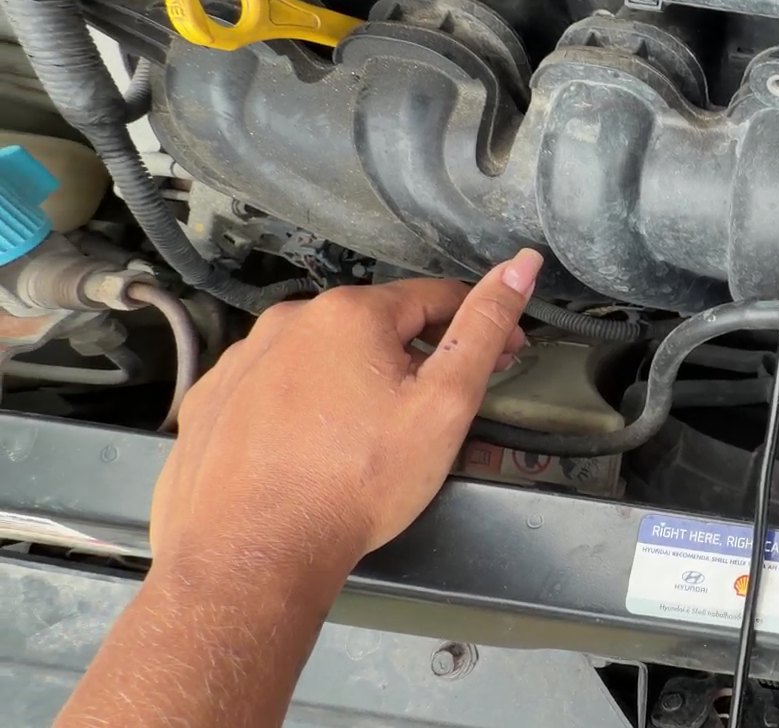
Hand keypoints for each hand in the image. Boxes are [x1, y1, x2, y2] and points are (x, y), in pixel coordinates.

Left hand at [148, 250, 542, 586]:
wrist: (252, 562)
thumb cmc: (361, 479)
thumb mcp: (449, 398)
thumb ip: (486, 324)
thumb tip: (522, 264)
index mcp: (350, 314)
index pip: (440, 297)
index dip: (481, 326)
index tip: (502, 360)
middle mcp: (287, 323)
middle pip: (385, 322)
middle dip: (426, 351)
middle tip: (449, 400)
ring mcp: (240, 363)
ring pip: (333, 350)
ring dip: (369, 371)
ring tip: (386, 425)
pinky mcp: (209, 404)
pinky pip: (283, 381)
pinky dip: (315, 396)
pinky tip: (327, 438)